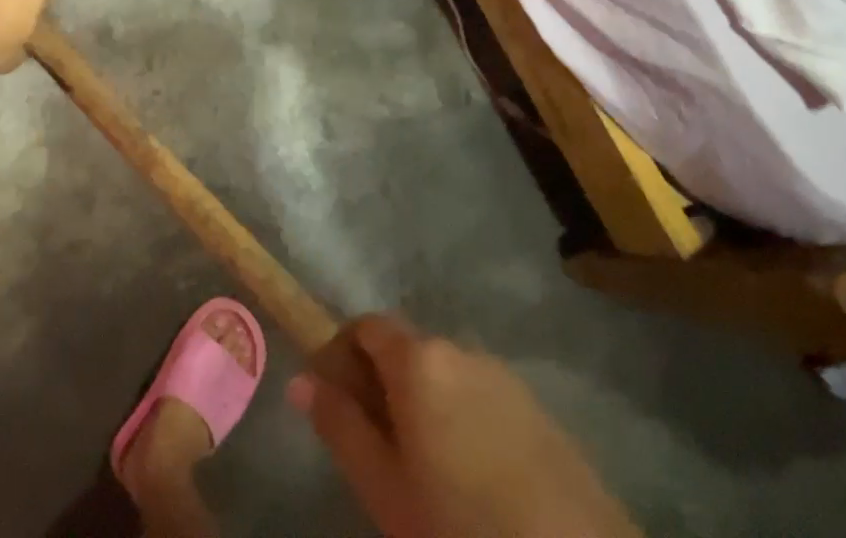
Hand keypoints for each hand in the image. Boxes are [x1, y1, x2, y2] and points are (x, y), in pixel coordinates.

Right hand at [291, 316, 640, 537]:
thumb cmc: (459, 521)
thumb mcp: (381, 482)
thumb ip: (337, 423)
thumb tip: (301, 380)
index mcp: (420, 359)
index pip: (364, 326)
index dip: (339, 355)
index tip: (332, 402)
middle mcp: (465, 352)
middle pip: (405, 349)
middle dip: (379, 382)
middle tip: (372, 442)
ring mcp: (510, 381)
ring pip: (445, 376)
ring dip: (421, 402)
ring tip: (419, 464)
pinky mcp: (545, 415)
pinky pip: (482, 399)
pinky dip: (461, 419)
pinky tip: (468, 475)